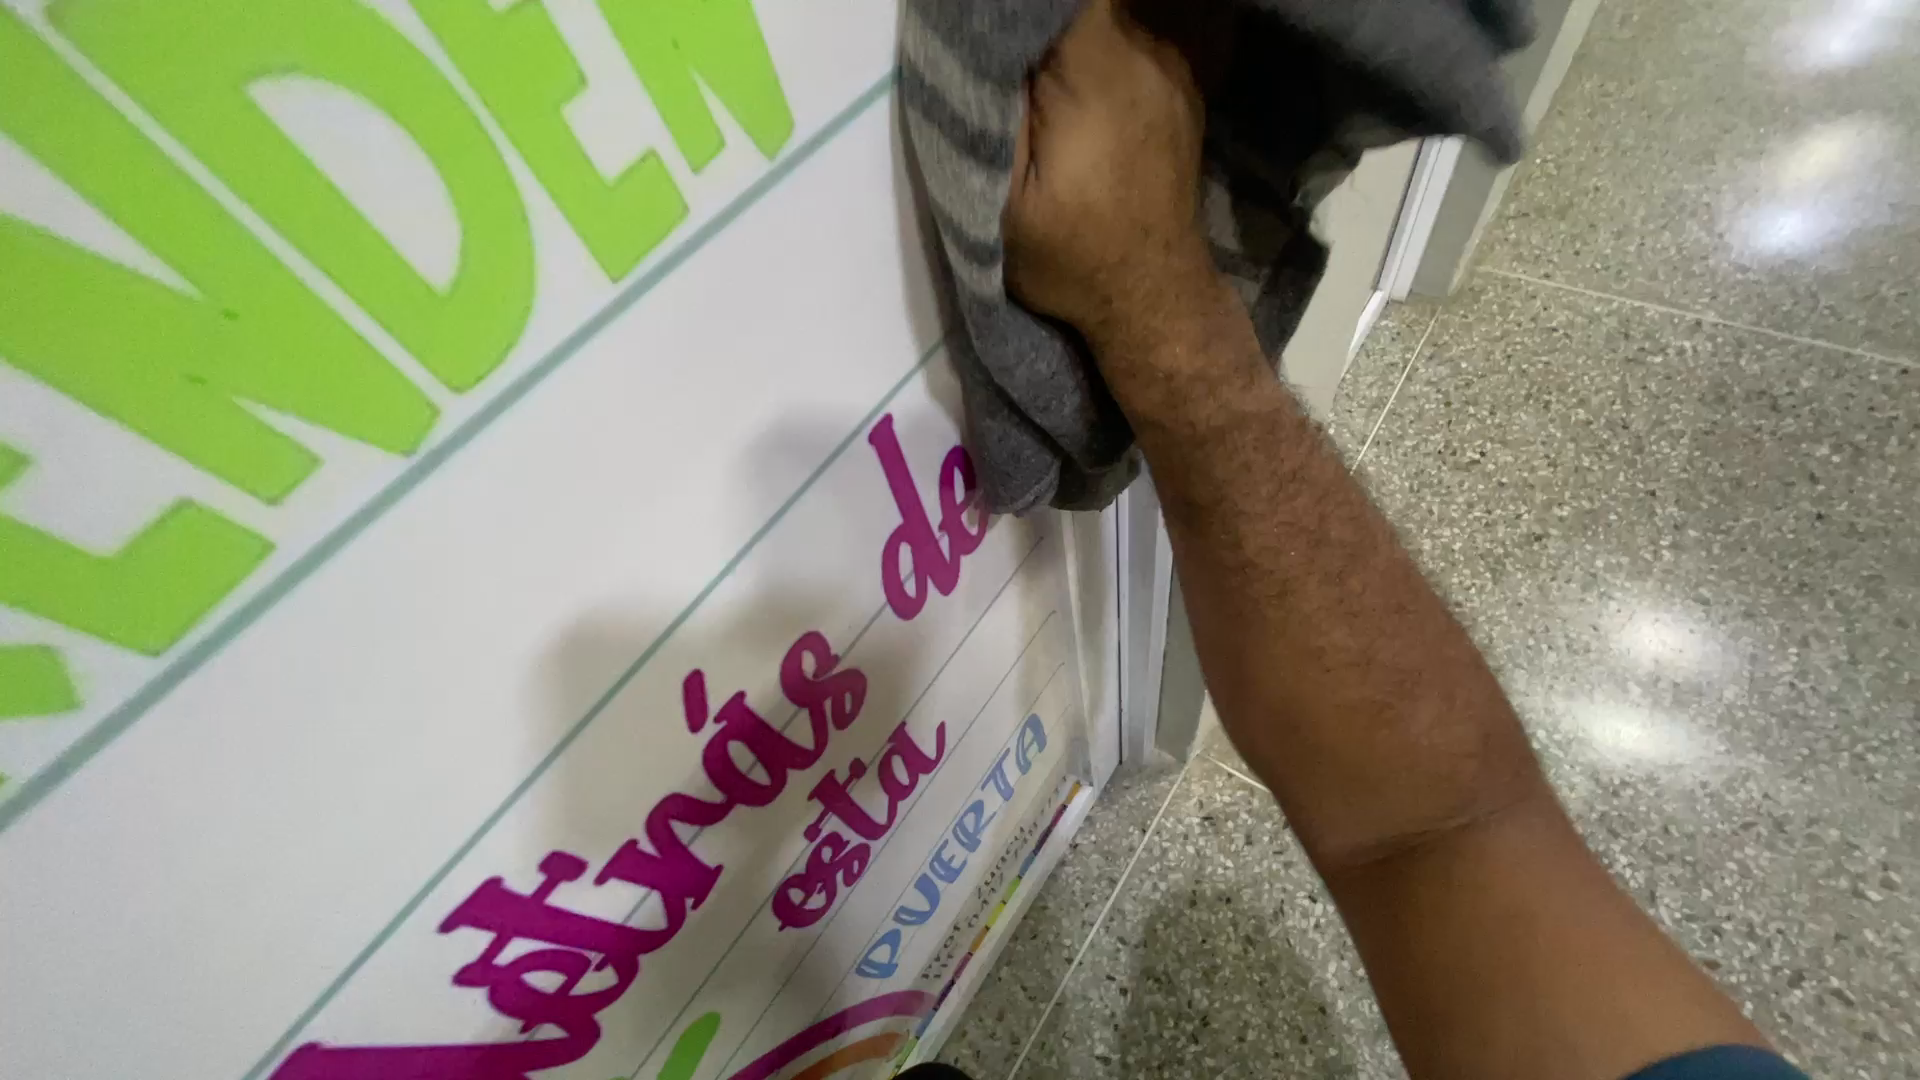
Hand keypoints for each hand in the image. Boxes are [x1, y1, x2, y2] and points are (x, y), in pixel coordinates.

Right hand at [1003, 0, 1214, 346]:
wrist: (1152, 298)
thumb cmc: (1072, 261)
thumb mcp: (1008, 208)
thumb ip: (994, 120)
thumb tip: (990, 54)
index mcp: (1095, 74)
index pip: (1052, 4)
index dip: (1017, 18)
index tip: (998, 55)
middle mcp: (1144, 51)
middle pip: (1083, 7)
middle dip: (1041, 29)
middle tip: (1019, 83)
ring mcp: (1172, 66)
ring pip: (1112, 16)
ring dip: (1071, 40)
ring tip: (1049, 96)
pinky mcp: (1182, 87)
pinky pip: (1136, 39)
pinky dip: (1104, 53)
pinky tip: (1087, 102)